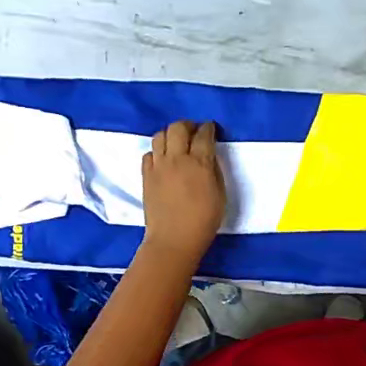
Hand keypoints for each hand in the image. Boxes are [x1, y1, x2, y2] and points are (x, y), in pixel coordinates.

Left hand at [142, 121, 225, 264]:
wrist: (173, 239)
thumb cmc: (203, 221)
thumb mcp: (219, 194)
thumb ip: (214, 171)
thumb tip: (207, 158)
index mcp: (199, 163)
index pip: (204, 134)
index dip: (208, 128)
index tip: (210, 129)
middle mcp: (177, 159)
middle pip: (178, 127)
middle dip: (188, 125)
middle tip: (193, 132)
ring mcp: (158, 166)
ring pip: (160, 136)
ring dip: (170, 135)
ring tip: (176, 143)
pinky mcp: (146, 176)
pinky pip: (148, 154)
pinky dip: (157, 152)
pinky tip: (163, 160)